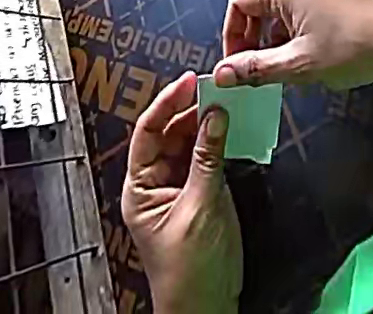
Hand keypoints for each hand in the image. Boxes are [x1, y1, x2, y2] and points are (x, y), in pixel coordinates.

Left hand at [121, 71, 240, 313]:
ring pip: (189, 140)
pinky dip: (217, 139)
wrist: (209, 310)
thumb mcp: (199, 208)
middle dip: (190, 109)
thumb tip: (216, 114)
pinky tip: (231, 126)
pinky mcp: (201, 191)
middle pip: (170, 132)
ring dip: (205, 121)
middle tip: (215, 87)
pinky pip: (205, 155)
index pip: (148, 131)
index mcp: (141, 186)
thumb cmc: (191, 270)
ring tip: (225, 101)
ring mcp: (179, 184)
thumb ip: (207, 158)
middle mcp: (156, 180)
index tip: (189, 81)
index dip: (167, 102)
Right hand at [216, 0, 372, 89]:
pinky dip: (289, 39)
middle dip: (249, 39)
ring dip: (270, 42)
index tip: (236, 66)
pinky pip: (295, 17)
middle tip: (254, 72)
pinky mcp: (330, 3)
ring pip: (276, 15)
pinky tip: (301, 63)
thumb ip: (256, 68)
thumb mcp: (298, 65)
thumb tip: (221, 74)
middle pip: (256, 7)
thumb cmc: (348, 50)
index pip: (239, 2)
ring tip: (279, 73)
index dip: (231, 33)